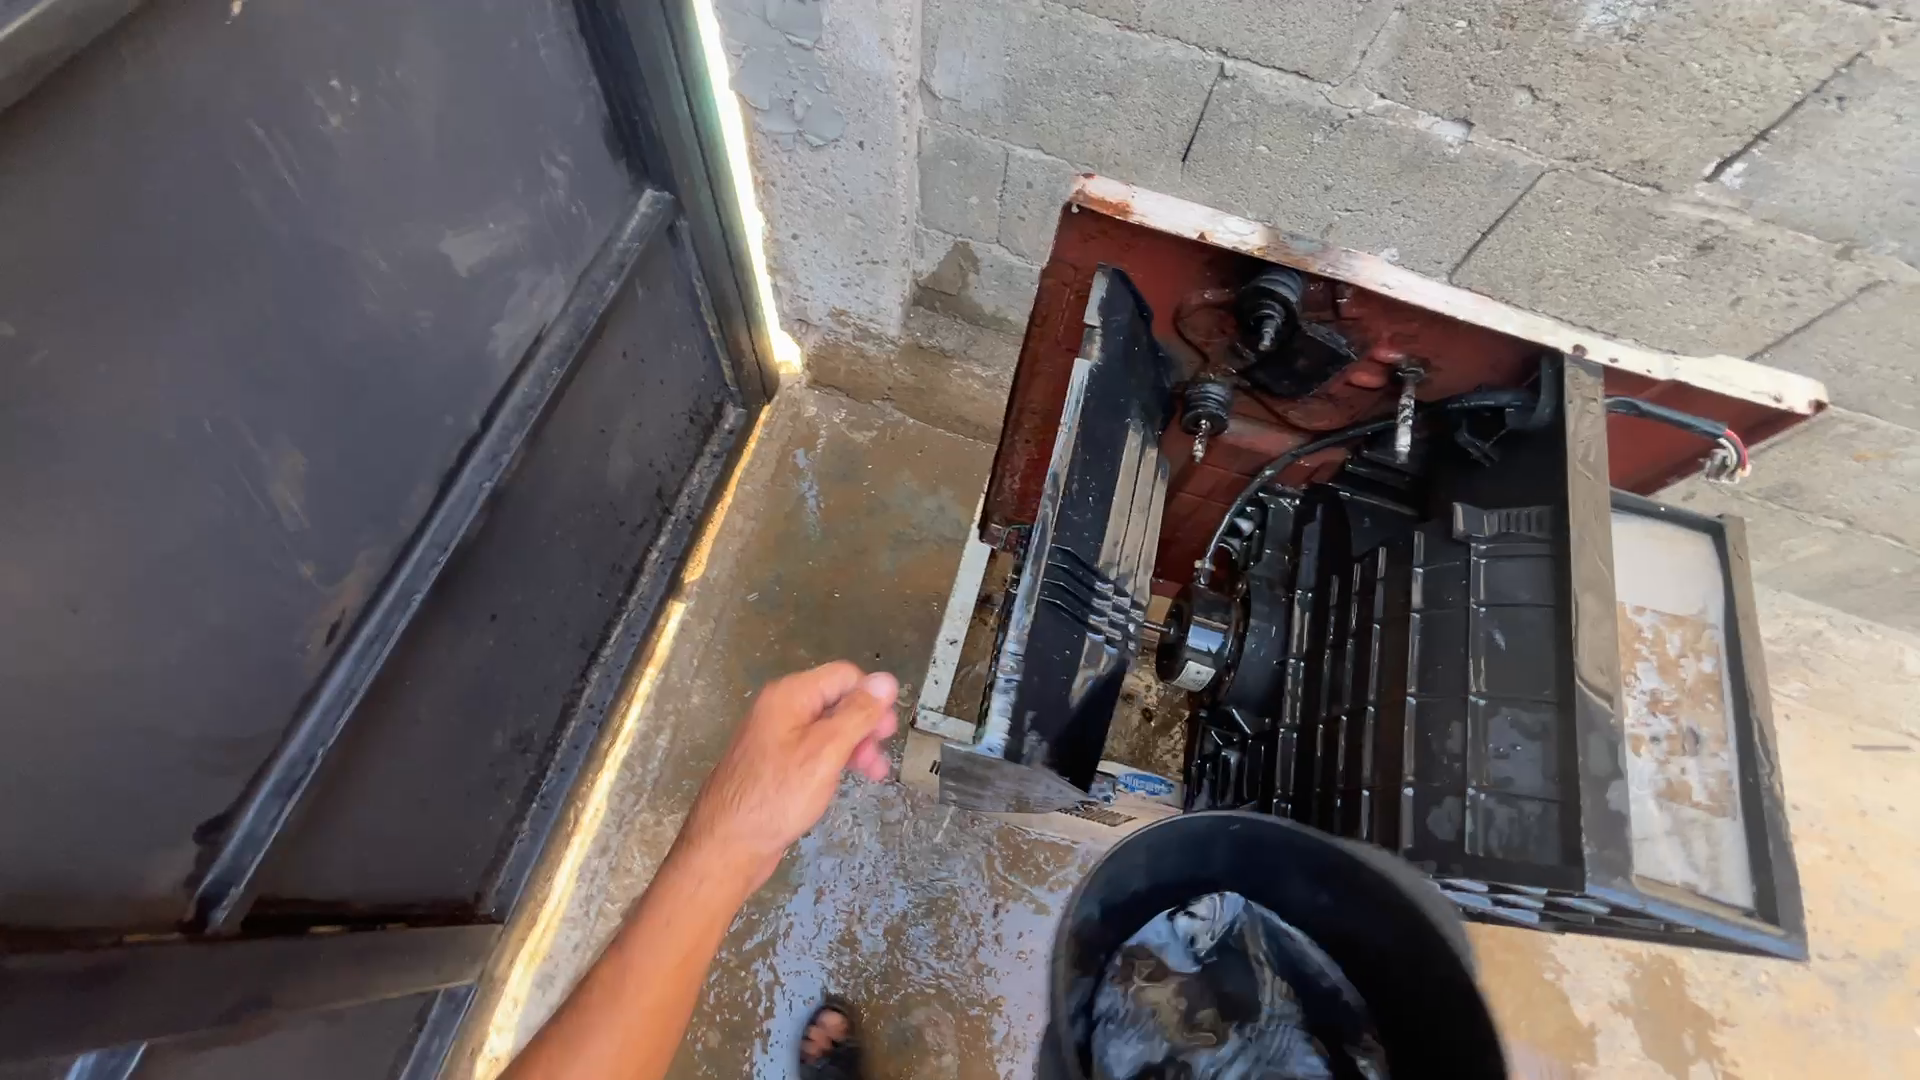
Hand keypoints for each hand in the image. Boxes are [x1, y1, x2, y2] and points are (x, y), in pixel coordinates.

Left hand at [674, 662, 899, 893]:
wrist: (727, 846)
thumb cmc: (777, 796)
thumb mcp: (826, 751)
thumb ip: (857, 713)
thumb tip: (886, 680)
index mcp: (790, 694)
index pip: (844, 675)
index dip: (871, 698)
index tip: (886, 730)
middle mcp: (781, 707)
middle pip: (836, 699)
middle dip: (865, 723)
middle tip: (881, 752)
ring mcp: (776, 734)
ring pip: (828, 725)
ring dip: (854, 743)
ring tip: (873, 772)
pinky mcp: (775, 760)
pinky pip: (813, 747)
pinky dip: (835, 757)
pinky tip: (846, 777)